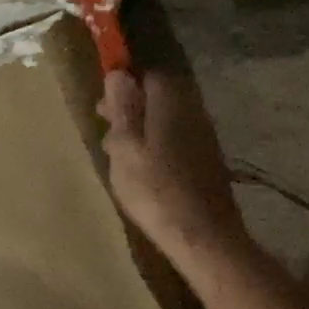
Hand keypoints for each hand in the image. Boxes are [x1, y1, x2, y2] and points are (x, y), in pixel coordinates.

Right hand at [97, 70, 247, 260]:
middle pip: (160, 93)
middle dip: (130, 102)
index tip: (102, 95)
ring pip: (166, 116)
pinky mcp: (205, 158)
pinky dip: (154, 140)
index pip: (150, 73)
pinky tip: (139, 163)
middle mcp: (192, 113)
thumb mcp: (125, 147)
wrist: (202, 235)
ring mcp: (202, 136)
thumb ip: (122, 108)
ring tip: (115, 147)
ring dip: (140, 124)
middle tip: (103, 121)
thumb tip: (119, 73)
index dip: (125, 77)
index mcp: (171, 105)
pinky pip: (174, 135)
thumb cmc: (154, 189)